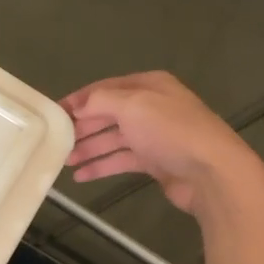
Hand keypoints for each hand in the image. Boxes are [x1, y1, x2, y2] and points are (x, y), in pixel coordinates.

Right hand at [60, 71, 263, 214]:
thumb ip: (100, 101)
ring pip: (111, 139)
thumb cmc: (170, 131)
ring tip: (64, 162)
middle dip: (81, 127)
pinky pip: (120, 160)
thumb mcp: (133, 105)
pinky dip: (101, 166)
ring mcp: (153, 135)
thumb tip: (76, 107)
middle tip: (56, 140)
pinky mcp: (154, 160)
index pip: (105, 88)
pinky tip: (80, 176)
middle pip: (107, 114)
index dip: (78, 100)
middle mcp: (151, 107)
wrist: (210, 171)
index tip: (53, 114)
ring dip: (87, 149)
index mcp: (149, 86)